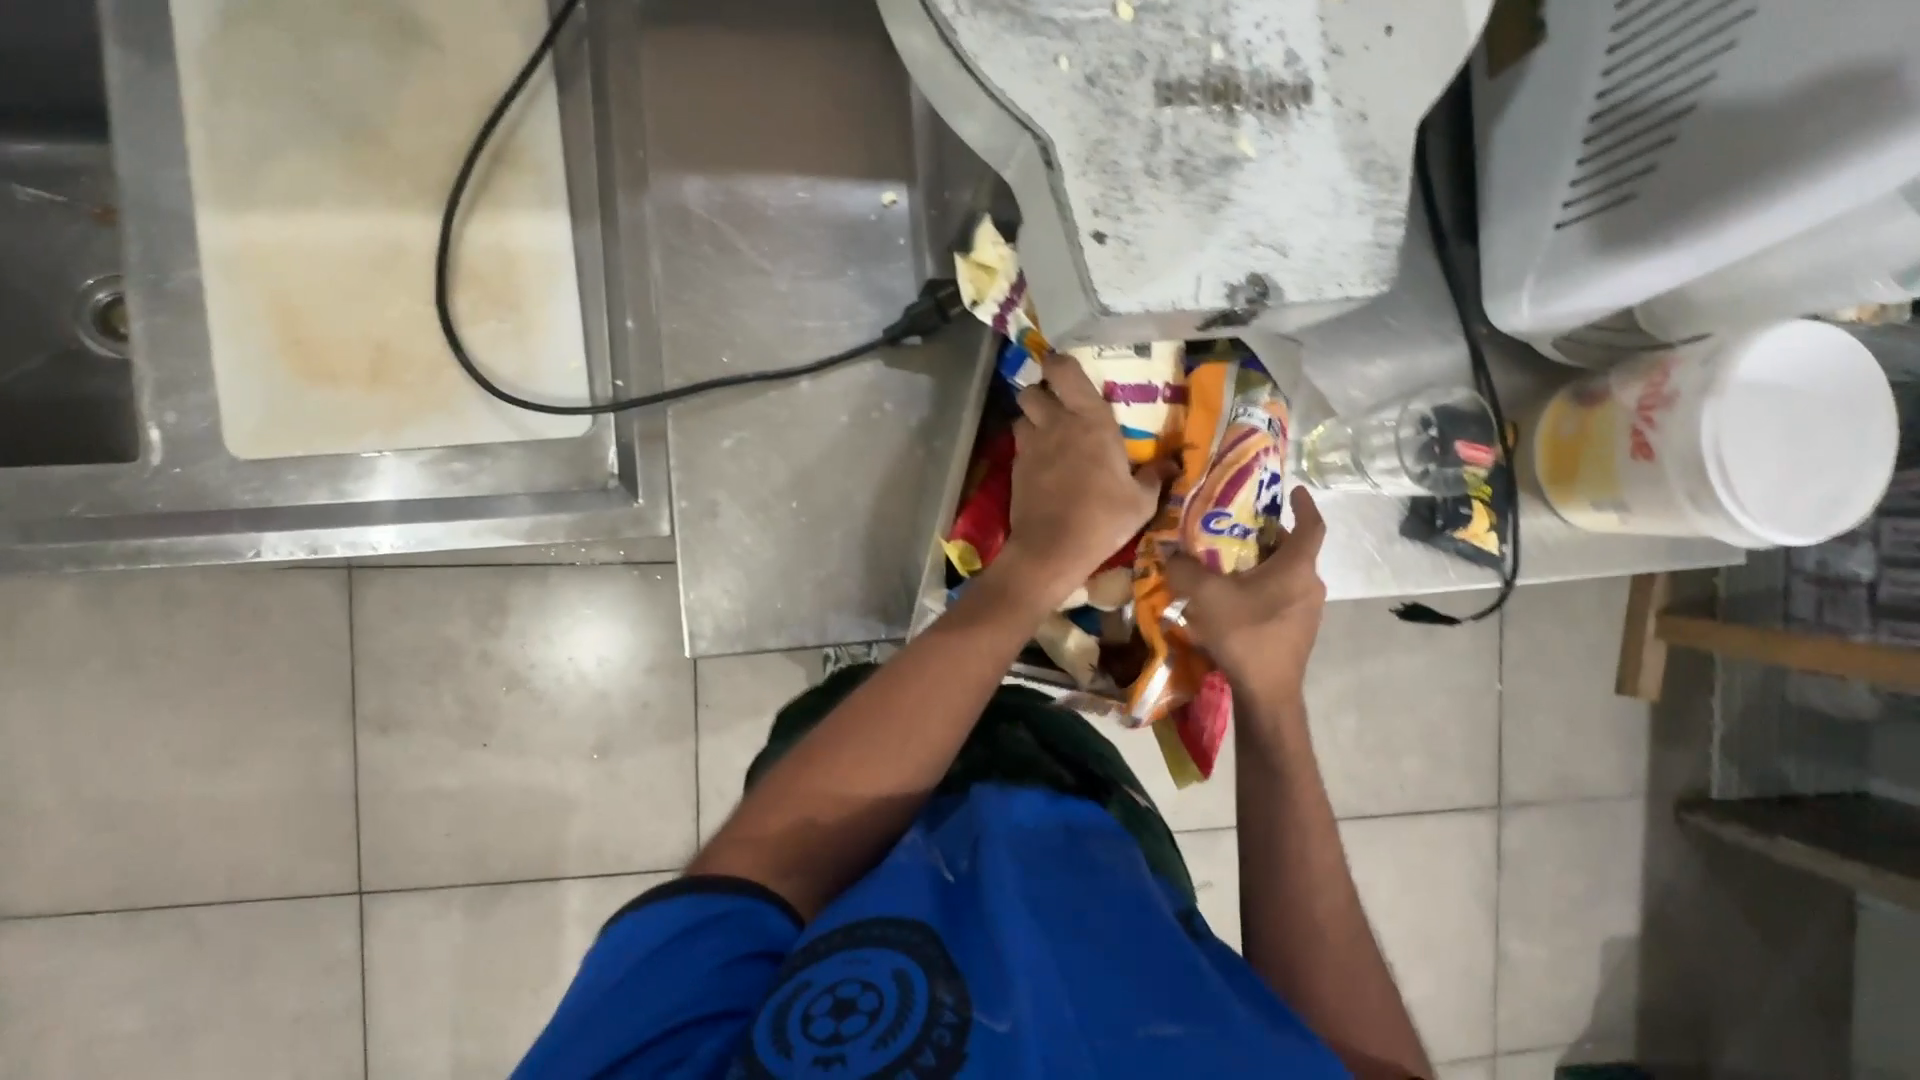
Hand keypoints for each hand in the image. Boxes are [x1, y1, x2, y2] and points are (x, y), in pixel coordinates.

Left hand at [998, 354, 1169, 604]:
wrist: (1052, 549)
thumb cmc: (1103, 520)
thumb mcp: (1141, 502)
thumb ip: (1155, 477)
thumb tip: (1173, 465)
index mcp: (1090, 421)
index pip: (1064, 371)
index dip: (1058, 363)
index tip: (1063, 367)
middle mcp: (1055, 425)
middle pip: (1032, 390)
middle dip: (1040, 392)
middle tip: (1056, 406)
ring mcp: (1031, 447)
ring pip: (1020, 417)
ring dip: (1031, 420)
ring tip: (1047, 435)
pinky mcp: (1015, 469)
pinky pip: (1018, 447)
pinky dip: (1027, 449)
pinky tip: (1041, 466)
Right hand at [1166, 486, 1327, 699]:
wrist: (1267, 694)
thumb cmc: (1244, 634)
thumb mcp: (1205, 595)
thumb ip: (1184, 569)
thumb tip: (1170, 553)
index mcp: (1297, 567)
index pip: (1311, 525)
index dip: (1304, 504)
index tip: (1292, 491)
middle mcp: (1310, 585)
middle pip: (1293, 550)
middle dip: (1267, 537)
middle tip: (1237, 530)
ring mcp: (1307, 612)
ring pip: (1286, 576)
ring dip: (1262, 566)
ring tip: (1228, 566)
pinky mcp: (1297, 633)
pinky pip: (1282, 598)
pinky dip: (1262, 589)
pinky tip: (1233, 602)